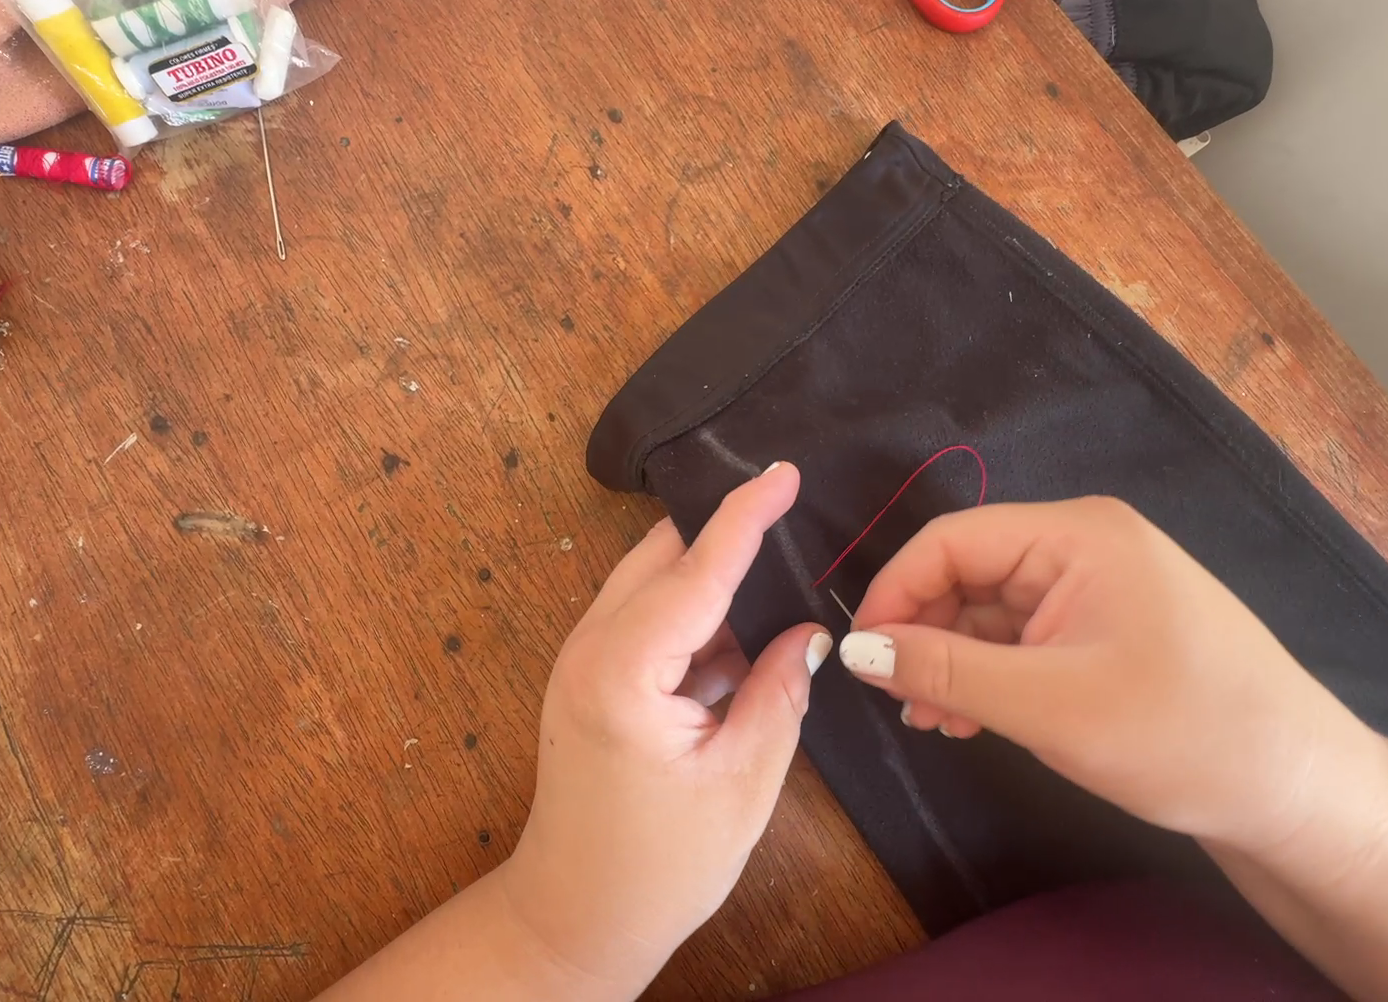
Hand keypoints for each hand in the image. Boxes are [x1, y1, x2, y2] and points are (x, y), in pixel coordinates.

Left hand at [499, 462, 832, 993]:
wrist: (574, 916)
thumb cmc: (660, 865)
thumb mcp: (742, 782)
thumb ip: (779, 691)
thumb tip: (813, 632)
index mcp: (624, 670)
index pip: (697, 571)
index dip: (746, 516)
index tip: (782, 471)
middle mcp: (590, 646)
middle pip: (664, 560)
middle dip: (724, 538)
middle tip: (789, 522)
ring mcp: (581, 657)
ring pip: (652, 584)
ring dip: (710, 584)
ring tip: (773, 593)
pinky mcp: (588, 673)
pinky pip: (645, 619)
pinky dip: (692, 621)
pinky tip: (736, 645)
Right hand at [838, 497, 1387, 854]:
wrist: (1311, 803)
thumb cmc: (1183, 737)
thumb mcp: (1046, 705)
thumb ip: (939, 670)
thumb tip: (852, 650)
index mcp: (1076, 535)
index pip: (950, 542)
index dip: (895, 592)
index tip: (861, 654)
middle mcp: (1079, 546)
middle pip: (963, 574)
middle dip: (923, 635)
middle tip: (901, 701)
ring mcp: (1089, 586)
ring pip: (982, 610)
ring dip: (948, 662)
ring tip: (935, 721)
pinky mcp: (1095, 626)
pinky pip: (1013, 637)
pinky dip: (982, 674)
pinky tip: (968, 718)